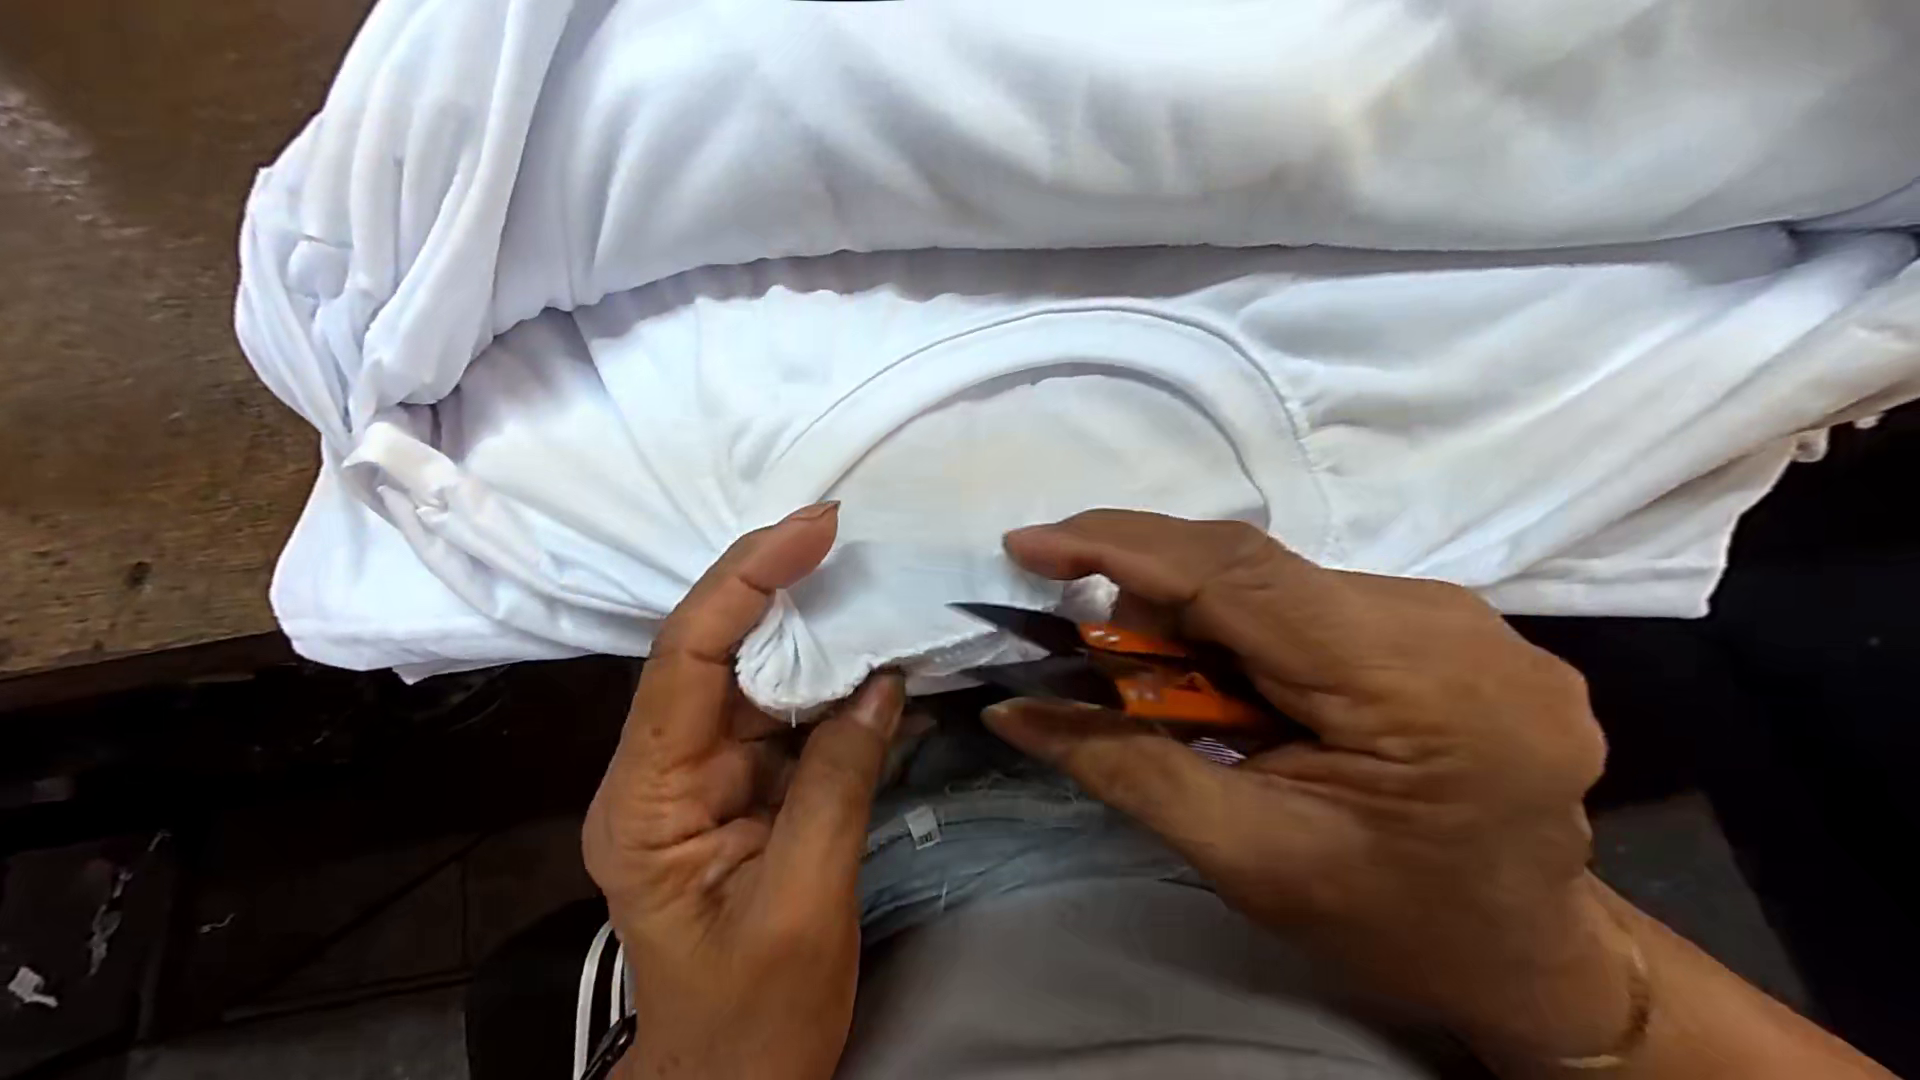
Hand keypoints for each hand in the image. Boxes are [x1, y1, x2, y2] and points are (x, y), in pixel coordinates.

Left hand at [583, 502, 905, 1079]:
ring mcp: (702, 772)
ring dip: (804, 623)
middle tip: (832, 525)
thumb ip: (840, 783)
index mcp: (646, 800)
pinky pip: (783, 709)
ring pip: (748, 671)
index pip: (684, 660)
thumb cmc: (755, 1019)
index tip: (809, 531)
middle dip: (767, 580)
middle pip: (709, 648)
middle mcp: (661, 769)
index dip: (744, 583)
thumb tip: (883, 683)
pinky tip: (867, 650)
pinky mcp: (742, 781)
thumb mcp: (804, 905)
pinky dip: (828, 676)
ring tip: (855, 571)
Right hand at [983, 511, 1633, 1058]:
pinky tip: (1242, 687)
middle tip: (1094, 653)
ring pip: (1270, 575)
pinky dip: (1242, 624)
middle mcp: (1448, 622)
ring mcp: (1456, 610)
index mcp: (1417, 690)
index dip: (1122, 546)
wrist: (1532, 953)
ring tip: (1182, 695)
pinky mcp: (1441, 614)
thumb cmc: (1388, 923)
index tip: (1029, 544)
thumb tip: (1011, 708)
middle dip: (1150, 596)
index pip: (1239, 576)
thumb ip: (1121, 767)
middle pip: (1250, 567)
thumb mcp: (1242, 858)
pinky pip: (1303, 590)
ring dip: (1196, 618)